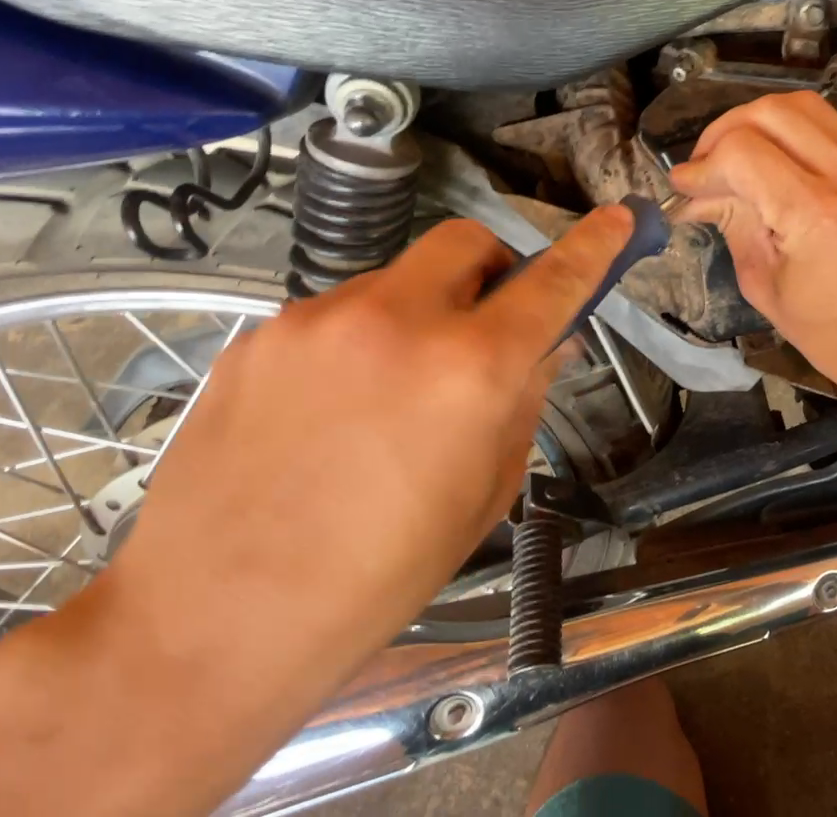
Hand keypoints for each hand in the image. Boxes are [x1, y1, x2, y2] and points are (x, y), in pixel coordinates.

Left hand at [104, 210, 632, 688]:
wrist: (217, 619)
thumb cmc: (384, 572)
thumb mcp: (487, 490)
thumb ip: (522, 401)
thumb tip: (544, 347)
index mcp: (469, 369)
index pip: (552, 282)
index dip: (593, 246)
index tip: (619, 217)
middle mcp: (395, 322)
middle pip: (464, 242)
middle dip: (493, 267)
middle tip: (488, 321)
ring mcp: (316, 322)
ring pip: (394, 282)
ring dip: (419, 314)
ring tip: (393, 393)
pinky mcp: (257, 339)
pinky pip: (334, 317)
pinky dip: (360, 342)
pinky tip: (332, 411)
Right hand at [669, 91, 836, 408]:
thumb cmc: (833, 335)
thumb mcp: (765, 285)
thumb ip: (732, 225)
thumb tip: (697, 194)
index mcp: (817, 214)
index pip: (743, 152)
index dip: (703, 165)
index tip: (684, 186)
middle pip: (771, 112)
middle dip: (725, 132)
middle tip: (706, 168)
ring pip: (804, 107)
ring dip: (759, 123)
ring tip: (736, 158)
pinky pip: (830, 129)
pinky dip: (792, 135)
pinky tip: (774, 166)